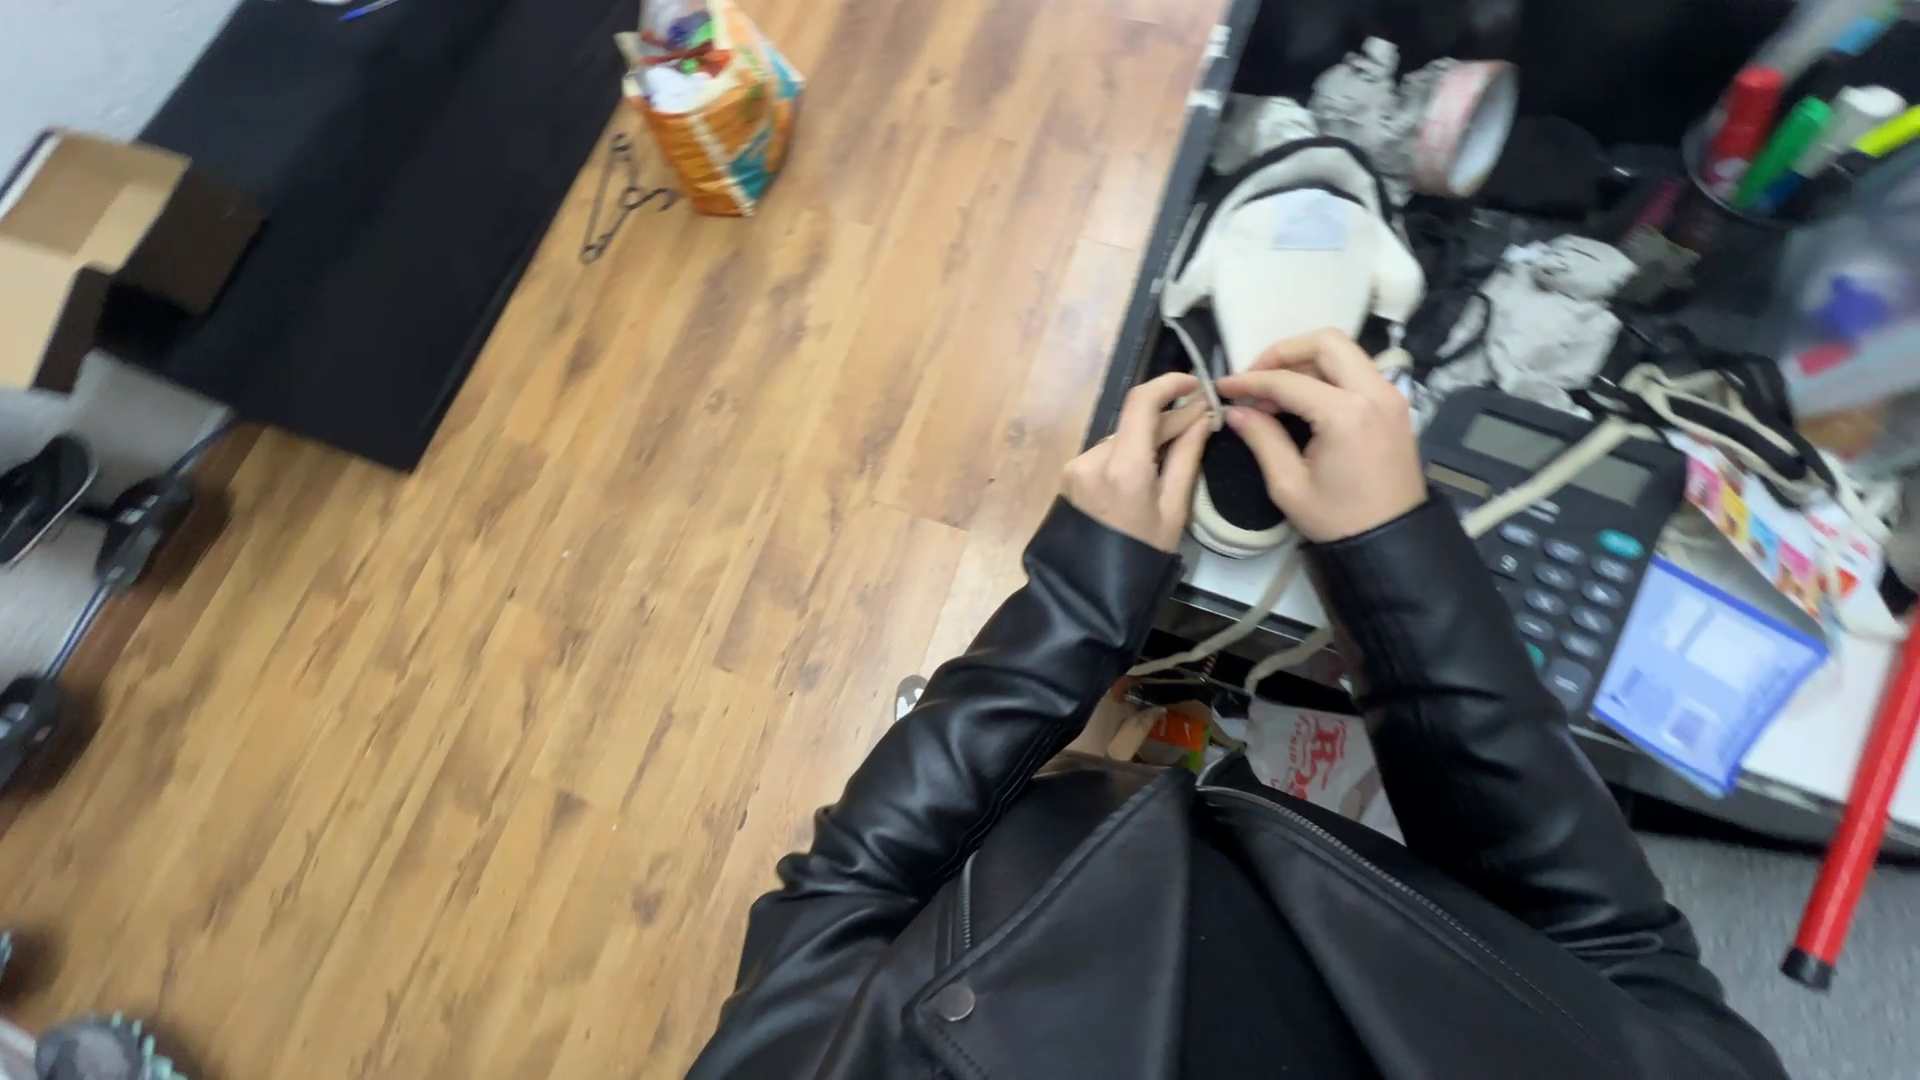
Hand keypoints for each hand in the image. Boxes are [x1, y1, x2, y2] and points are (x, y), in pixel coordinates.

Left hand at [1063, 372, 1210, 551]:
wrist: (1094, 587)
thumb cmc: (1144, 554)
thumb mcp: (1175, 508)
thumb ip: (1187, 456)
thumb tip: (1202, 416)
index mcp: (1123, 467)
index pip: (1141, 402)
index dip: (1169, 384)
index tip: (1193, 384)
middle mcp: (1093, 459)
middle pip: (1133, 423)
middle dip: (1166, 420)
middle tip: (1199, 421)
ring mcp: (1076, 467)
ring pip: (1119, 439)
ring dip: (1145, 439)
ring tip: (1172, 454)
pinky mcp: (1069, 476)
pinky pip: (1104, 454)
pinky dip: (1126, 455)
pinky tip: (1142, 473)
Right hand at [1214, 329, 1426, 542]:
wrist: (1392, 540)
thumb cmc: (1336, 518)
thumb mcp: (1287, 484)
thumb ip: (1261, 438)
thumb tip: (1235, 411)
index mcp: (1345, 413)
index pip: (1288, 380)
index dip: (1249, 380)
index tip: (1223, 387)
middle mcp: (1374, 392)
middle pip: (1326, 342)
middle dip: (1282, 353)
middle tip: (1255, 378)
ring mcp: (1390, 395)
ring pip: (1344, 351)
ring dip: (1304, 361)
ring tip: (1274, 392)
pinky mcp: (1394, 404)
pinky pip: (1356, 370)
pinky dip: (1325, 374)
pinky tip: (1300, 400)